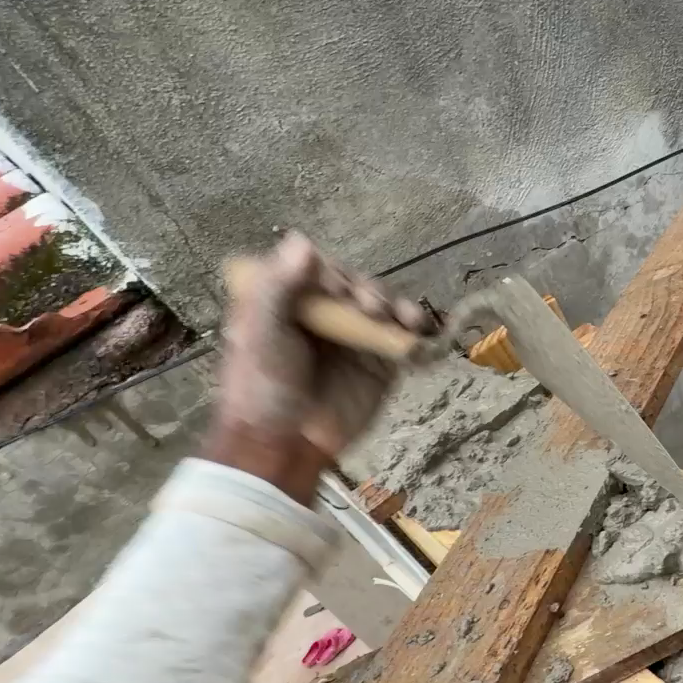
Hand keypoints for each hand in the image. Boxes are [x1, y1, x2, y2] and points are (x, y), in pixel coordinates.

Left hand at [203, 233, 436, 503]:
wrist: (288, 443)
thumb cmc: (262, 387)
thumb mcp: (261, 334)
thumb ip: (278, 287)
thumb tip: (303, 240)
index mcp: (287, 301)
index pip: (317, 269)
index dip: (332, 273)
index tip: (337, 290)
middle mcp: (325, 314)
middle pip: (358, 284)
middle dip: (370, 291)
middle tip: (370, 308)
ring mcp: (357, 337)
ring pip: (387, 307)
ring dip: (399, 307)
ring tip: (404, 319)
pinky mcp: (383, 360)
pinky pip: (407, 337)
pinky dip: (419, 331)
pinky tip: (421, 331)